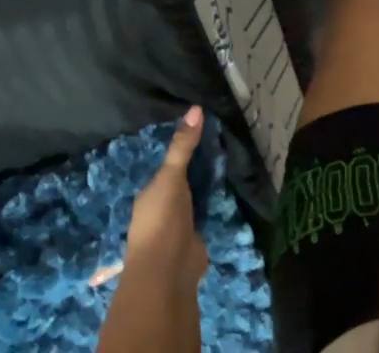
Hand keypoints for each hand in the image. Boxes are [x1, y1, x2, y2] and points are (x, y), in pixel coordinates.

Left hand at [98, 108, 208, 352]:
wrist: (169, 271)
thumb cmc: (162, 219)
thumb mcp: (171, 177)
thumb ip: (182, 146)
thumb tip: (195, 107)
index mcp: (150, 194)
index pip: (165, 167)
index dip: (180, 152)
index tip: (200, 133)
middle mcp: (161, 208)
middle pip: (180, 183)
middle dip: (194, 170)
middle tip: (220, 145)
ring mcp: (178, 226)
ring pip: (193, 199)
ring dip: (205, 188)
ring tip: (228, 164)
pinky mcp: (195, 240)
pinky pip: (205, 215)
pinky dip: (214, 206)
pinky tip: (228, 193)